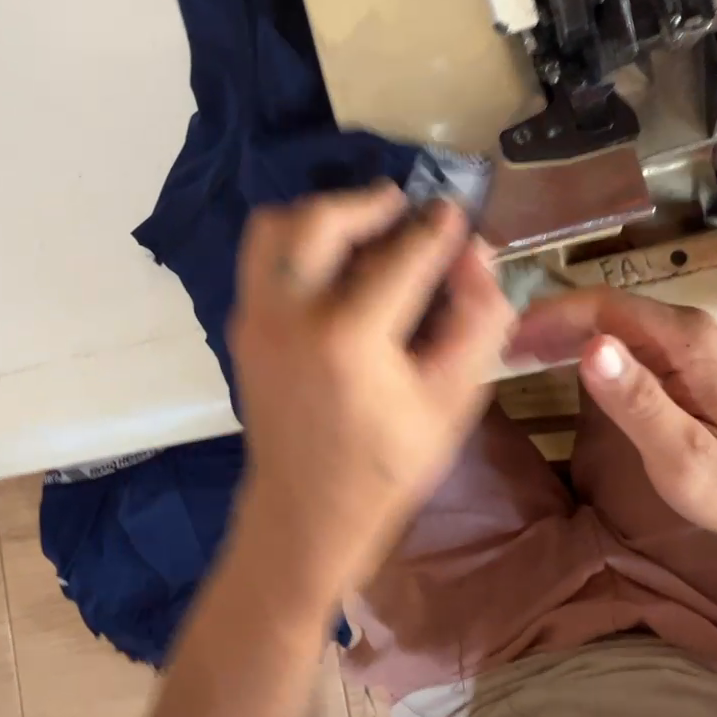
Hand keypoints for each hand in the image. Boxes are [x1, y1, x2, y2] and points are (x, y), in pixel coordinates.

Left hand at [228, 182, 514, 588]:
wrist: (304, 514)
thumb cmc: (387, 464)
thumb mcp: (453, 400)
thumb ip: (476, 321)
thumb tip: (475, 253)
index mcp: (348, 338)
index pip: (400, 256)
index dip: (435, 228)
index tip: (454, 212)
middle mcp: (289, 315)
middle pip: (319, 219)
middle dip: (368, 202)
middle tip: (402, 208)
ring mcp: (254, 318)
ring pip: (276, 226)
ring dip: (323, 214)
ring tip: (364, 229)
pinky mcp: (240, 325)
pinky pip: (262, 254)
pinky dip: (298, 240)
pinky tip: (334, 264)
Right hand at [508, 290, 716, 542]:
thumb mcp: (682, 455)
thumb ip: (637, 401)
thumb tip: (590, 347)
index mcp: (685, 339)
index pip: (603, 307)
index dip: (552, 317)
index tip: (509, 339)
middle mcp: (684, 325)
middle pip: (604, 308)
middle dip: (551, 323)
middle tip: (504, 350)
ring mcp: (684, 339)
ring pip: (610, 320)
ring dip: (563, 333)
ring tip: (520, 354)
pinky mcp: (681, 357)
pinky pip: (624, 338)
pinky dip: (585, 345)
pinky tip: (558, 360)